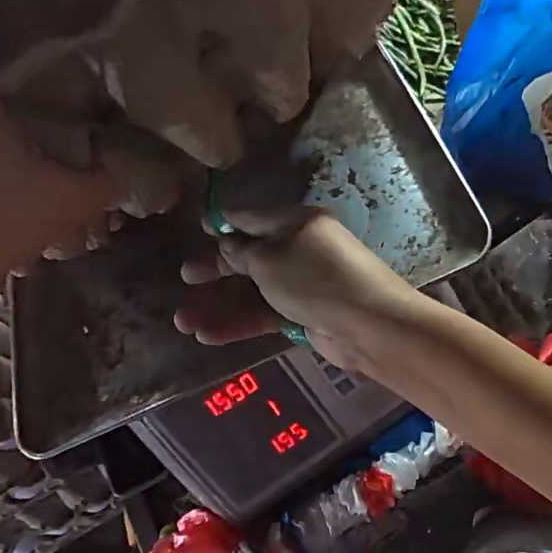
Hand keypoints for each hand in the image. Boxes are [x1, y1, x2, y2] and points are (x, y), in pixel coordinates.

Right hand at [174, 208, 423, 373]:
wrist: (368, 325)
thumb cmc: (316, 279)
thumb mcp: (270, 258)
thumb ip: (243, 251)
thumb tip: (228, 243)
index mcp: (296, 223)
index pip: (253, 217)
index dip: (225, 222)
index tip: (200, 227)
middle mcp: (300, 250)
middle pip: (250, 257)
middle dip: (215, 269)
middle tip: (185, 277)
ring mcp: (303, 286)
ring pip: (254, 292)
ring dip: (219, 306)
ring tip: (183, 322)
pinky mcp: (304, 316)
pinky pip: (266, 315)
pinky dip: (239, 324)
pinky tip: (208, 335)